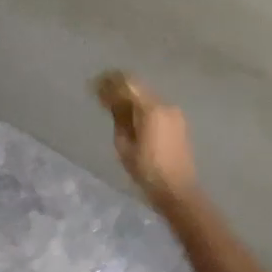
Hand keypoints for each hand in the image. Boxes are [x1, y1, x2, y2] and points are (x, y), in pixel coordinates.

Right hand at [94, 71, 197, 207]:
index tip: (94, 85)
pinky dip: (141, 105)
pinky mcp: (178, 121)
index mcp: (151, 109)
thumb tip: (112, 102)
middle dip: (118, 87)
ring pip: (146, 95)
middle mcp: (165, 104)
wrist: (178, 190)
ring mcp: (174, 112)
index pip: (127, 84)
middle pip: (138, 87)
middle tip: (101, 93)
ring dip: (130, 96)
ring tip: (112, 104)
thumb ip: (118, 119)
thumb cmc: (147, 171)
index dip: (109, 82)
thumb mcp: (124, 146)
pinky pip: (155, 106)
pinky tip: (130, 114)